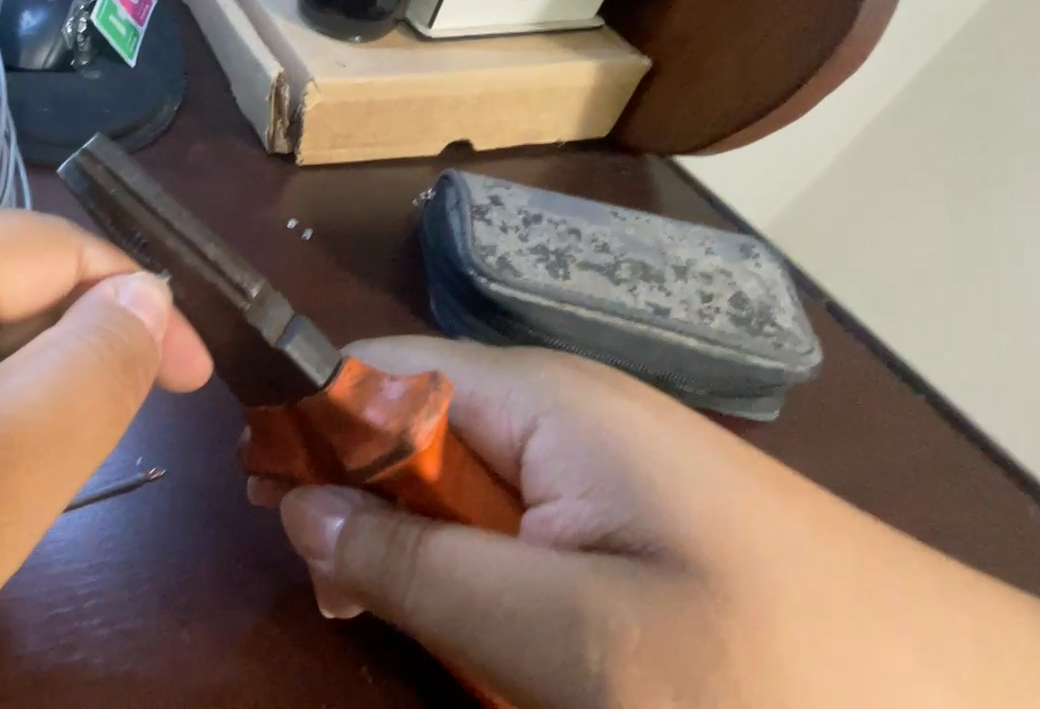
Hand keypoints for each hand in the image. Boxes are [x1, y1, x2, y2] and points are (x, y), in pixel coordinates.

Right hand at [260, 337, 1039, 707]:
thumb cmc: (781, 673)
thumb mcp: (575, 636)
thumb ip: (419, 568)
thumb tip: (299, 511)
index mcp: (536, 398)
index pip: (379, 369)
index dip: (311, 418)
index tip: (262, 488)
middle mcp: (552, 411)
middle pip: (406, 421)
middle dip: (348, 487)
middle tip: (315, 575)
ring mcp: (588, 465)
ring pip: (449, 478)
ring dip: (398, 535)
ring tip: (362, 603)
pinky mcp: (615, 516)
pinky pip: (503, 520)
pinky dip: (457, 564)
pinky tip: (451, 616)